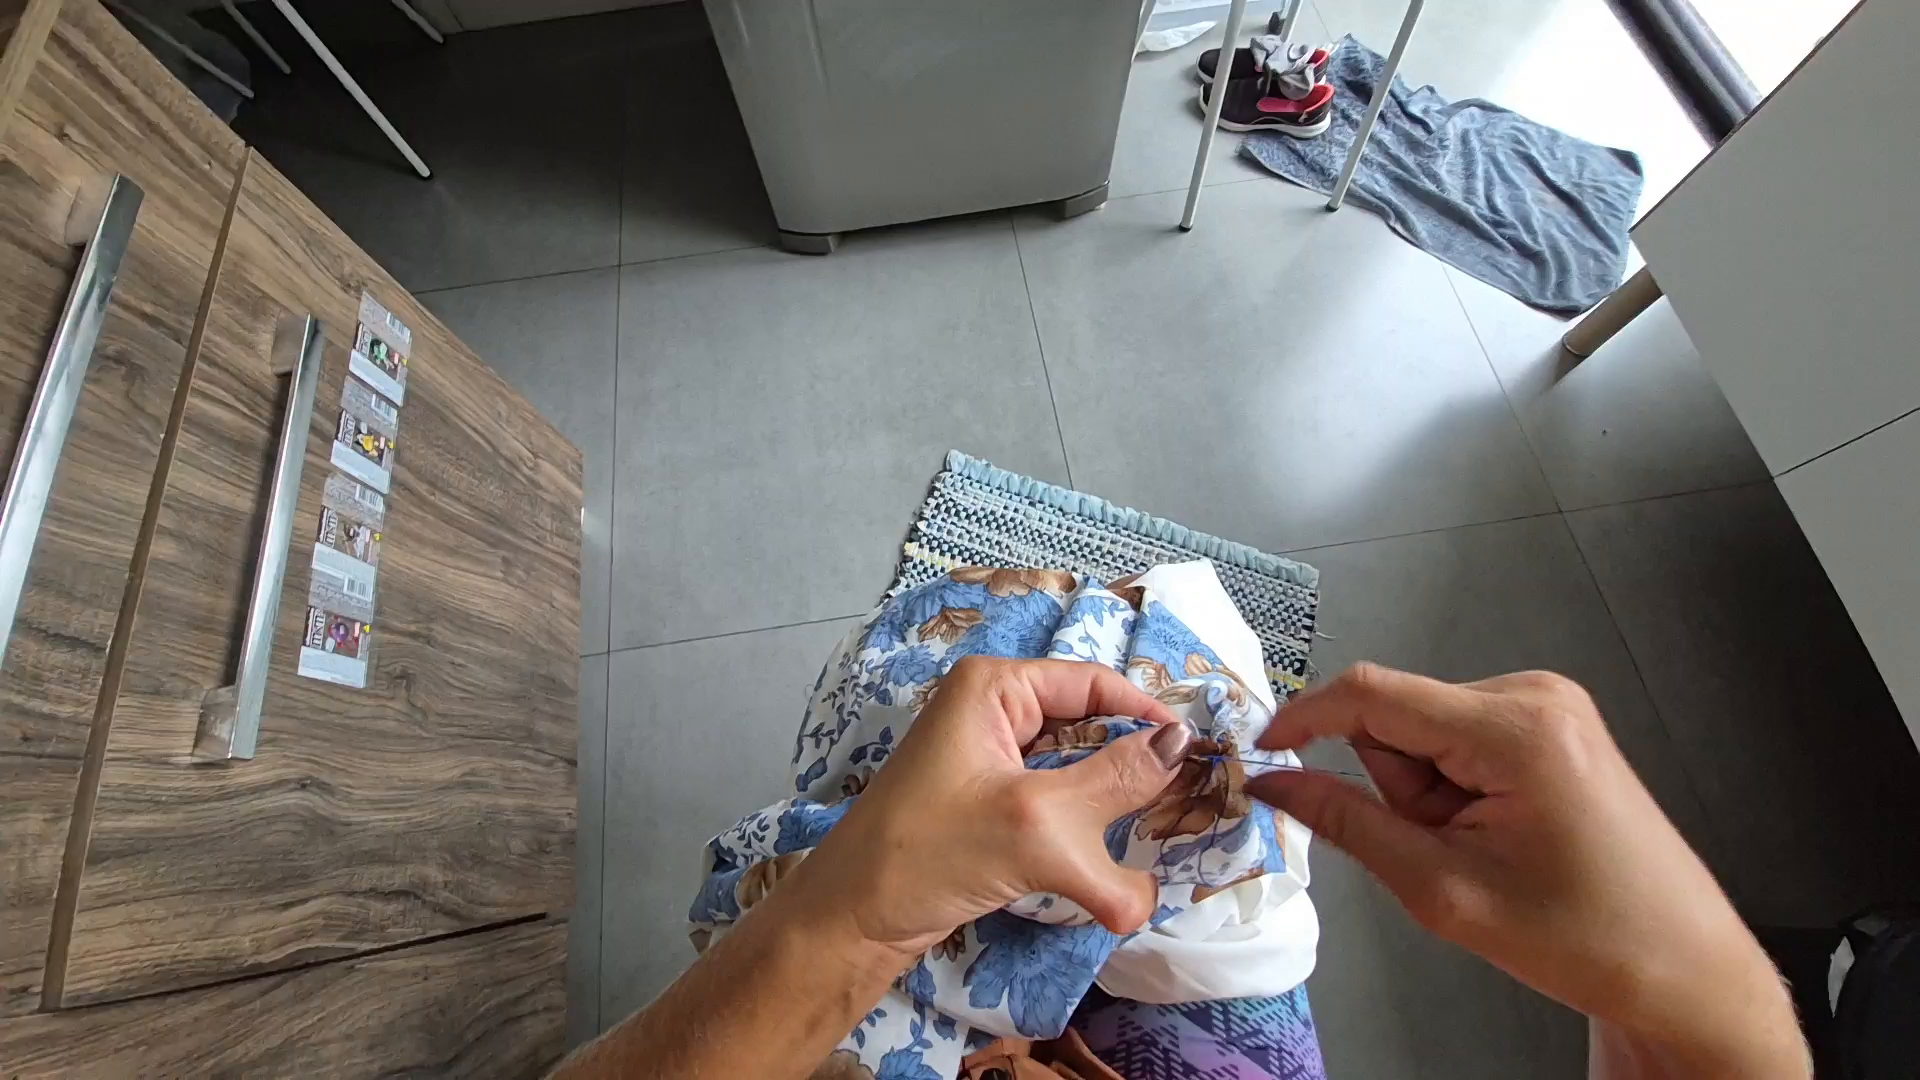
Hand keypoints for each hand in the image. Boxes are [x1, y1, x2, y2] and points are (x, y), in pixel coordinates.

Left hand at [775, 655, 1191, 963]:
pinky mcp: (987, 798)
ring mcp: (988, 755)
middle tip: (1177, 805)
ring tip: (1140, 840)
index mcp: (994, 685)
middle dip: (1125, 767)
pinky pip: (1051, 797)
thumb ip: (1113, 781)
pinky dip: (1080, 827)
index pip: (1090, 682)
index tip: (1197, 754)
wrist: (852, 921)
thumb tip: (1181, 745)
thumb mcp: (1034, 818)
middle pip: (1083, 724)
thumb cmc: (932, 851)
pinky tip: (1102, 866)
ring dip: (1103, 806)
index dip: (1145, 713)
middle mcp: (992, 708)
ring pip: (1070, 766)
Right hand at [1247, 664, 1807, 1077]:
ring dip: (1420, 784)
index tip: (1265, 753)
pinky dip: (1444, 778)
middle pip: (1395, 715)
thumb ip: (1343, 820)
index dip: (1305, 716)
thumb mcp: (1440, 888)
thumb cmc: (1576, 940)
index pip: (1371, 693)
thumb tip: (1267, 780)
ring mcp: (1543, 701)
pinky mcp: (1544, 718)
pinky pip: (1447, 731)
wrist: (1690, 976)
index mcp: (1514, 729)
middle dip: (1394, 780)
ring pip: (1416, 725)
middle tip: (1440, 844)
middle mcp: (1530, 692)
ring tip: (1474, 839)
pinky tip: (1491, 821)